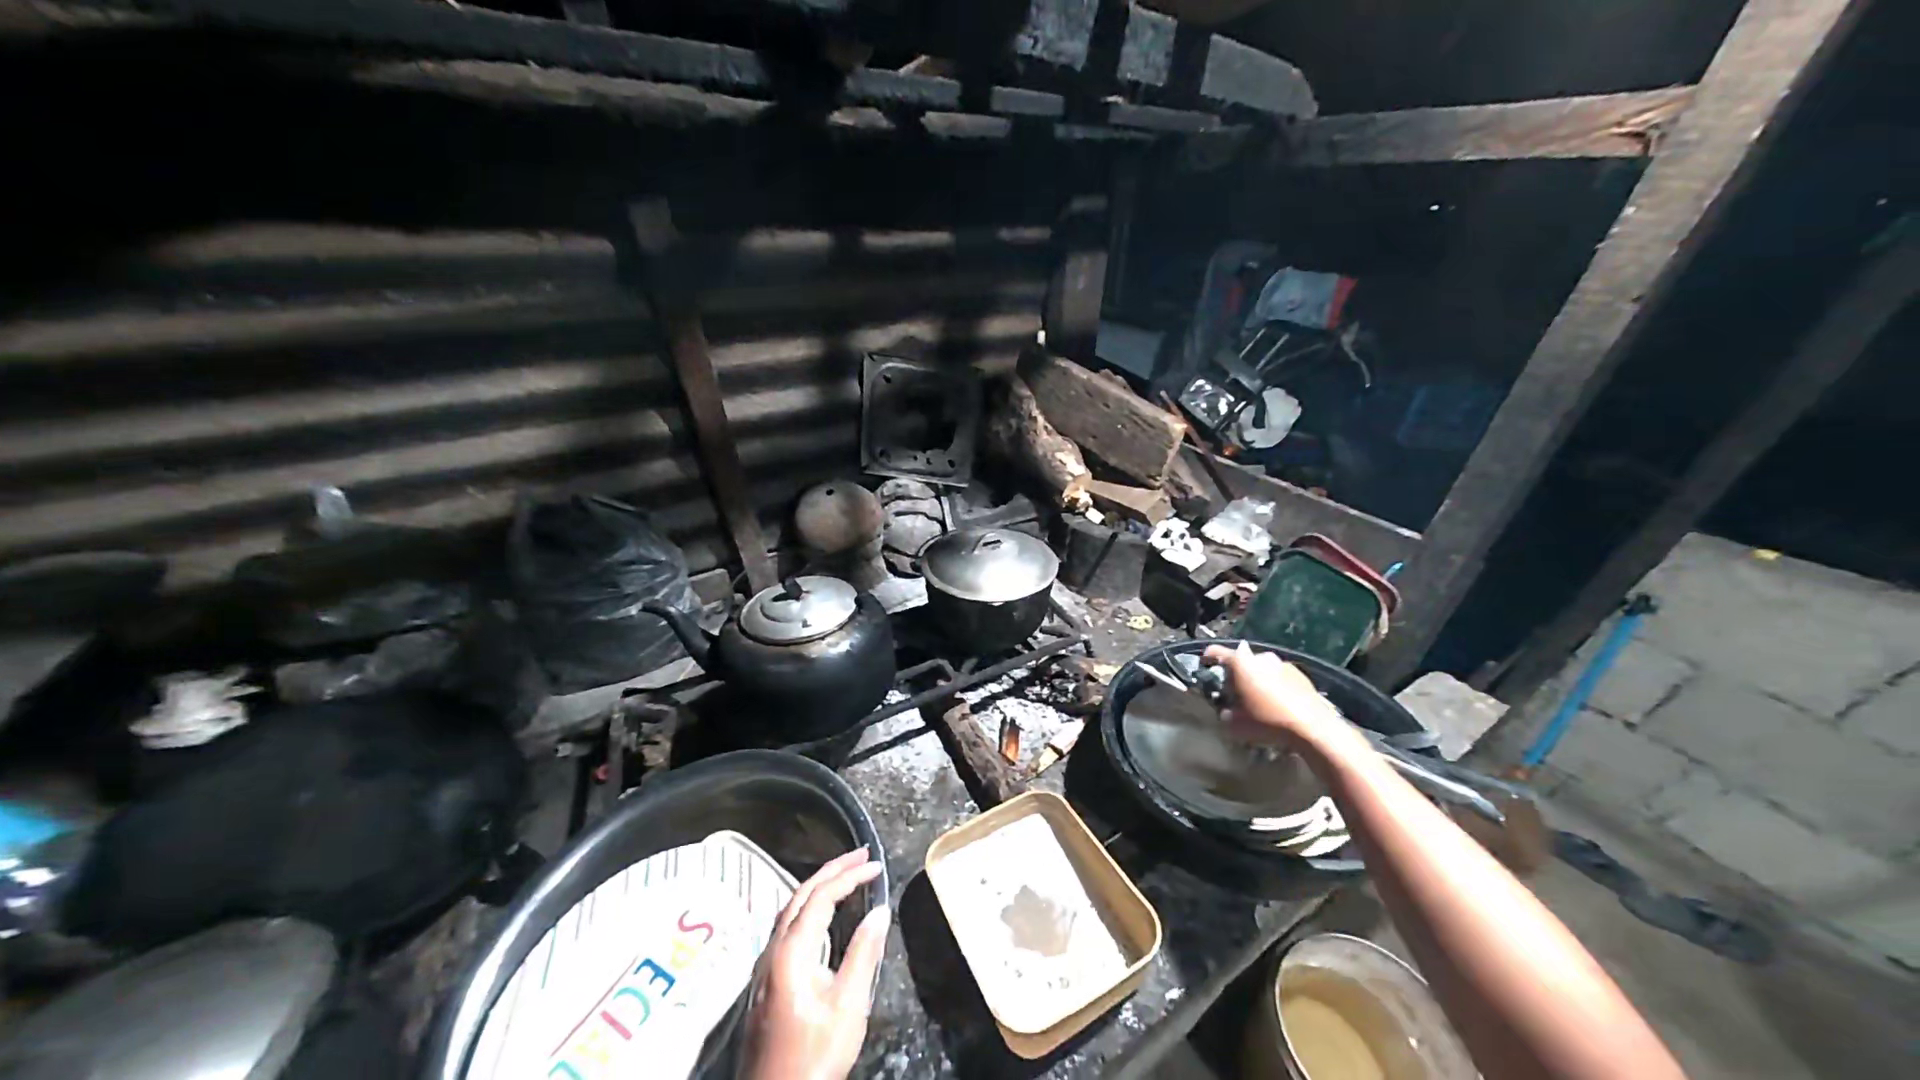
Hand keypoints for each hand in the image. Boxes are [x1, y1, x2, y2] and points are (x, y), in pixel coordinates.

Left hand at [738, 848, 890, 1079]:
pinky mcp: (766, 981)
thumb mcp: (848, 1006)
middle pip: (800, 895)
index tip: (875, 865)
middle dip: (832, 869)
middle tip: (861, 855)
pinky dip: (809, 907)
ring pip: (790, 909)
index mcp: (791, 952)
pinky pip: (787, 926)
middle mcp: (772, 951)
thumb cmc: (815, 1057)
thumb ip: (863, 953)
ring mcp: (765, 966)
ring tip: (845, 875)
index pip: (821, 896)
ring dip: (818, 886)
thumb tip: (879, 911)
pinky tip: (822, 915)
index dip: (849, 876)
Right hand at [1202, 644, 1367, 758]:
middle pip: (1240, 660)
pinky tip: (1275, 703)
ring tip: (1256, 698)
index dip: (1206, 659)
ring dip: (1256, 678)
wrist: (1313, 728)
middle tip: (1232, 691)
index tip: (1204, 667)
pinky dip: (1273, 684)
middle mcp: (1261, 656)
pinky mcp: (1300, 674)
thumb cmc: (1267, 722)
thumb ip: (1223, 712)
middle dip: (1234, 673)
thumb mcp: (1234, 724)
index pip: (1215, 652)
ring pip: (1261, 667)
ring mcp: (1283, 663)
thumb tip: (1224, 709)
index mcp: (1240, 662)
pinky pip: (1279, 675)